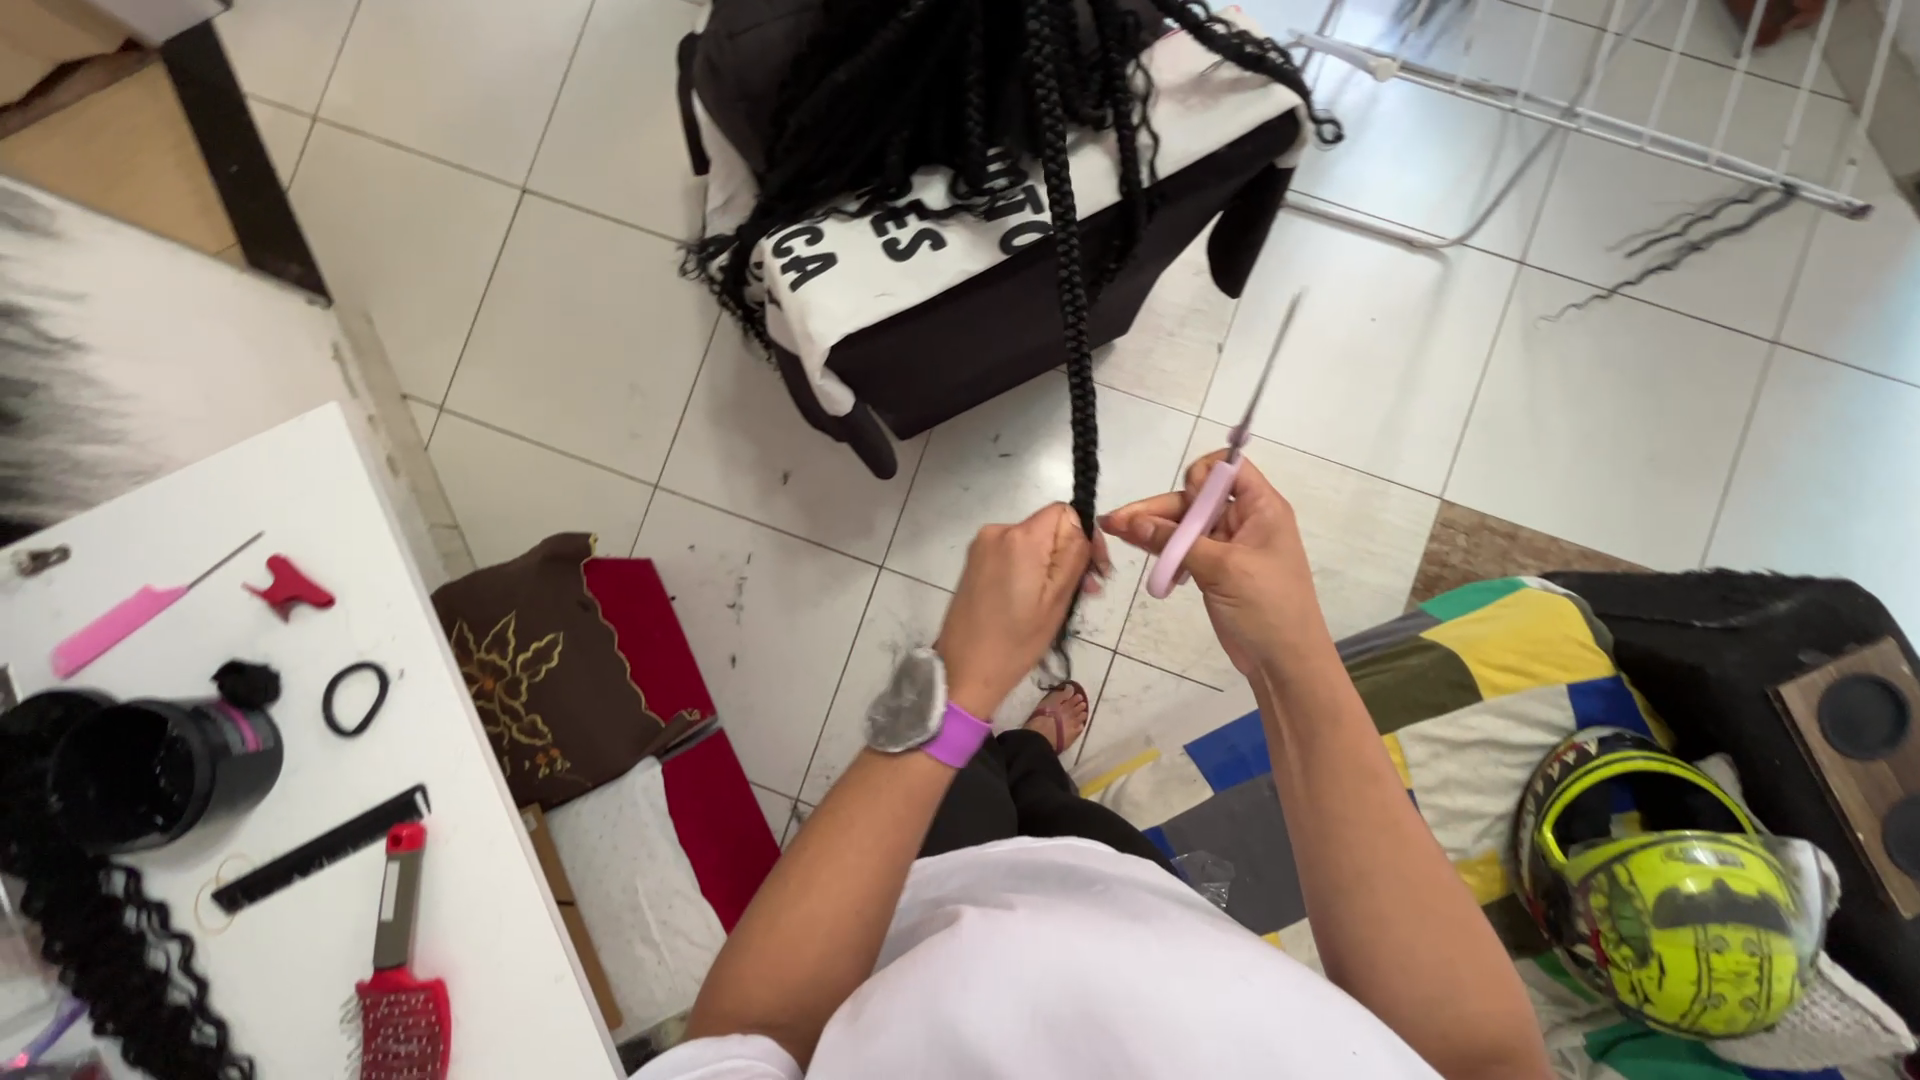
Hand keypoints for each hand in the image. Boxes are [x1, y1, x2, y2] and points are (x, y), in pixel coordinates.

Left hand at [936, 503, 1108, 717]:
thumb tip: (1083, 525)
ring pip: (1032, 543)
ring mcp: (981, 546)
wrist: (965, 670)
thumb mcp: (1057, 599)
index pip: (1064, 512)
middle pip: (1048, 528)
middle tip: (1086, 592)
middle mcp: (997, 531)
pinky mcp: (974, 562)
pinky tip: (1035, 600)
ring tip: (1062, 602)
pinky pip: (1013, 555)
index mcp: (1020, 537)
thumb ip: (1074, 554)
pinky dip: (1030, 570)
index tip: (1095, 570)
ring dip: (1051, 565)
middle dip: (1069, 555)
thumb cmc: (1017, 640)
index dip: (1085, 535)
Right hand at [1100, 452, 1330, 676]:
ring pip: (1181, 524)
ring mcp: (1225, 545)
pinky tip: (1135, 549)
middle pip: (1193, 499)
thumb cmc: (1268, 607)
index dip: (1201, 476)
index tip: (1184, 501)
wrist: (1283, 661)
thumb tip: (1133, 523)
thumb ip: (1177, 542)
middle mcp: (1242, 520)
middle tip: (1116, 522)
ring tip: (1112, 531)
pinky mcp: (1211, 568)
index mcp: (1260, 508)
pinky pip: (1180, 548)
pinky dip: (1159, 549)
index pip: (1228, 468)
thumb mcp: (1223, 569)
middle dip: (1155, 508)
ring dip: (1149, 528)